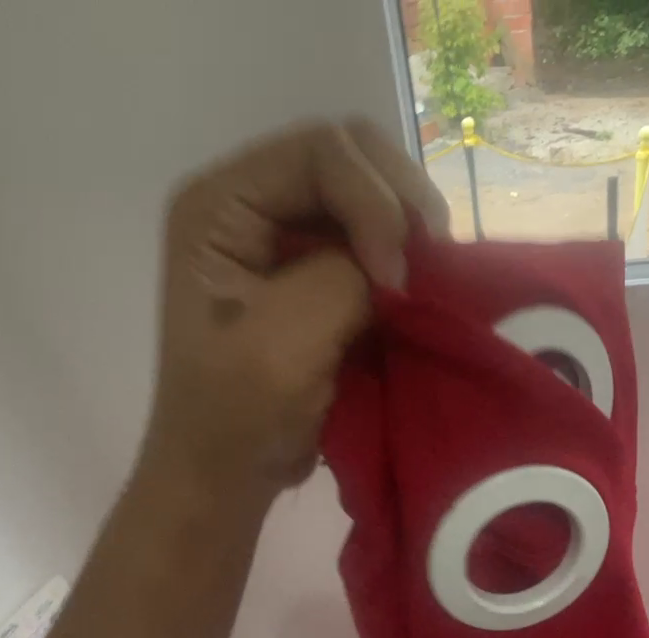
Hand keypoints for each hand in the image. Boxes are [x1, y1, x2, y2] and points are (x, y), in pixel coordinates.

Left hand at [147, 120, 448, 494]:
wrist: (225, 473)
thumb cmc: (235, 413)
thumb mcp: (285, 340)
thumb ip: (343, 277)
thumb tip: (403, 259)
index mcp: (220, 205)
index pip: (320, 153)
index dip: (373, 202)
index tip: (394, 278)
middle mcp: (251, 203)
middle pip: (350, 158)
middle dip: (398, 206)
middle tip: (428, 267)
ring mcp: (284, 237)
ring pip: (371, 195)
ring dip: (408, 232)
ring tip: (428, 281)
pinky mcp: (314, 272)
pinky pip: (374, 241)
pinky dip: (405, 260)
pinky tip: (419, 291)